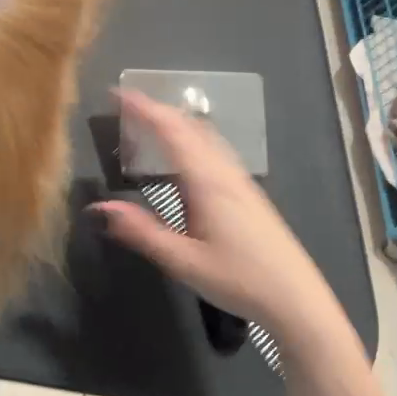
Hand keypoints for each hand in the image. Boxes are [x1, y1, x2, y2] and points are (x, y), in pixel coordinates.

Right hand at [89, 89, 338, 328]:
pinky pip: (214, 148)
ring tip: (150, 121)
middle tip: (125, 106)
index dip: (143, 108)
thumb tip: (98, 208)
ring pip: (204, 135)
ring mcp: (240, 180)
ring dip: (175, 121)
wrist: (298, 302)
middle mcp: (224, 171)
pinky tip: (186, 153)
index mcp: (206, 180)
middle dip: (157, 110)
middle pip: (189, 126)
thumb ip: (140, 232)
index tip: (116, 93)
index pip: (170, 130)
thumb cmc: (239, 280)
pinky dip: (191, 136)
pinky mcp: (248, 193)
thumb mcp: (183, 262)